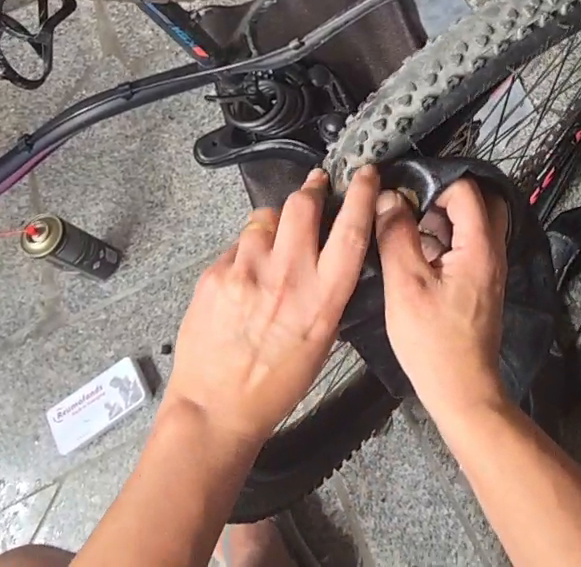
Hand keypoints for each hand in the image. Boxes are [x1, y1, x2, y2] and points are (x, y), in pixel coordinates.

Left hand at [165, 166, 377, 443]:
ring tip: (271, 246)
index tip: (365, 173)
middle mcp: (288, 275)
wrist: (215, 407)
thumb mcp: (323, 337)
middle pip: (303, 205)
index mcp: (323, 296)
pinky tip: (244, 277)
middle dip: (311, 189)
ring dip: (274, 223)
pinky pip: (237, 244)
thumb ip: (328, 289)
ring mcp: (248, 270)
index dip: (362, 194)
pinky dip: (246, 251)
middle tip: (315, 187)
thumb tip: (330, 251)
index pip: (351, 230)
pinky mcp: (216, 273)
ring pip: (265, 218)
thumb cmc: (277, 382)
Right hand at [376, 177, 510, 420]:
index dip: (434, 183)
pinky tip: (416, 253)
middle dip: (445, 196)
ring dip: (444, 218)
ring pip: (475, 224)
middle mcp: (493, 252)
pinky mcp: (481, 285)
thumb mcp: (405, 285)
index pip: (466, 190)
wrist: (462, 391)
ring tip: (407, 227)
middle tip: (412, 205)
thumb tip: (389, 197)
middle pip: (480, 202)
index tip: (404, 191)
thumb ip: (396, 235)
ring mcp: (490, 269)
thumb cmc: (433, 342)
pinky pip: (469, 245)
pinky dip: (446, 239)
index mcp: (480, 246)